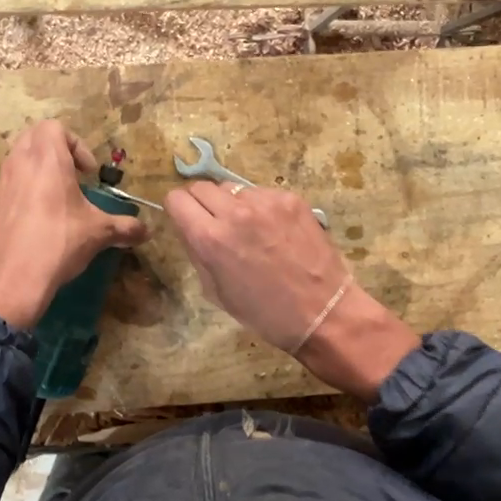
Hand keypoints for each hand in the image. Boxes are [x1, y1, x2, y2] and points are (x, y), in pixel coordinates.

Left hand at [0, 121, 148, 328]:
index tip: (88, 172)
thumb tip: (146, 231)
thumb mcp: (99, 233)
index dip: (76, 143)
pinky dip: (22, 189)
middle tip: (73, 176)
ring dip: (37, 168)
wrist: (14, 279)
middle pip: (33, 137)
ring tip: (55, 197)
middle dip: (55, 151)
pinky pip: (8, 184)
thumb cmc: (60, 243)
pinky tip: (36, 218)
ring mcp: (0, 184)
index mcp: (47, 159)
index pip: (55, 127)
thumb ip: (125, 227)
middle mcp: (19, 163)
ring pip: (17, 159)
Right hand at [165, 182, 417, 400]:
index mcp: (210, 239)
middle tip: (216, 225)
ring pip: (233, 188)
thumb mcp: (217, 292)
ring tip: (251, 231)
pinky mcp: (290, 199)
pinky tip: (275, 232)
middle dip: (203, 204)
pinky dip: (261, 208)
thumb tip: (190, 228)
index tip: (187, 220)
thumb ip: (197, 253)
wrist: (324, 312)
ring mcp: (265, 202)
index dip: (179, 210)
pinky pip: (262, 194)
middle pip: (201, 187)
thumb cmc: (265, 314)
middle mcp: (234, 212)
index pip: (176, 199)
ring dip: (233, 205)